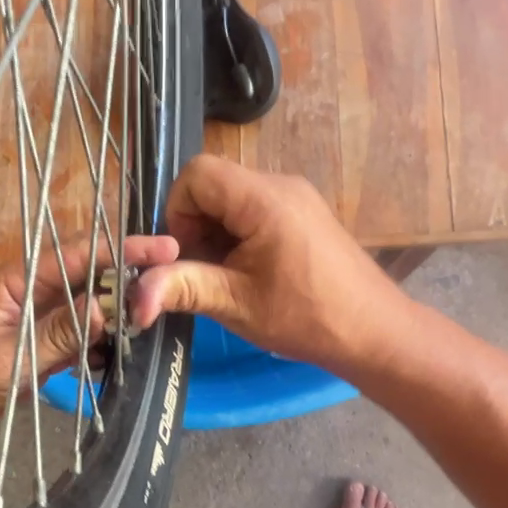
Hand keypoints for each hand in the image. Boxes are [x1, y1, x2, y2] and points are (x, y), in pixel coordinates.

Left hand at [0, 234, 179, 507]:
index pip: (75, 254)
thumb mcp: (8, 358)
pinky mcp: (42, 340)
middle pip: (87, 273)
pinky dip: (100, 339)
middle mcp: (31, 290)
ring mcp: (37, 316)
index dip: (120, 247)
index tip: (163, 247)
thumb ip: (56, 334)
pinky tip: (120, 352)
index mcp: (16, 281)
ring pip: (88, 302)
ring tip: (151, 319)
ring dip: (117, 310)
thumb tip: (104, 309)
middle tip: (169, 281)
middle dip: (127, 276)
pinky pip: (79, 331)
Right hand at [128, 155, 415, 374]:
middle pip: (210, 184)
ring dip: (212, 235)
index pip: (195, 174)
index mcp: (263, 199)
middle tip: (201, 271)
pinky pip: (250, 210)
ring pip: (228, 199)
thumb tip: (133, 299)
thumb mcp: (235, 303)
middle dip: (192, 227)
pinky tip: (245, 274)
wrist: (374, 333)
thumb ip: (181, 287)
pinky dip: (234, 238)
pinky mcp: (300, 215)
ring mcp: (293, 198)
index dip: (177, 211)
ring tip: (224, 278)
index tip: (184, 254)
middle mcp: (279, 185)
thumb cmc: (306, 317)